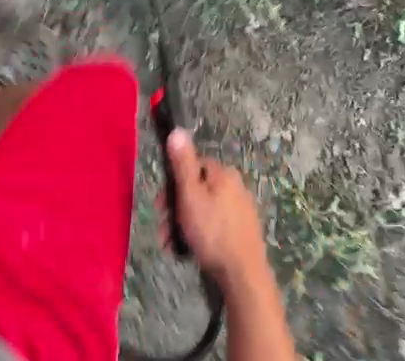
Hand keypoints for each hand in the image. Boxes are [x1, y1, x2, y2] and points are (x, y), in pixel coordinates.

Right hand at [165, 130, 270, 285]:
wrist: (244, 276)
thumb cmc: (212, 232)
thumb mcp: (190, 195)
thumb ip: (182, 164)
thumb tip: (177, 130)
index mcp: (223, 173)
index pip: (191, 165)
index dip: (172, 184)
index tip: (160, 205)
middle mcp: (235, 186)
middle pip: (196, 188)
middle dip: (175, 209)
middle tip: (163, 229)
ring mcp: (240, 210)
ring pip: (203, 209)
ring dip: (182, 225)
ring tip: (172, 245)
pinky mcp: (242, 231)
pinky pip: (214, 225)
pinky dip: (199, 234)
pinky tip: (188, 251)